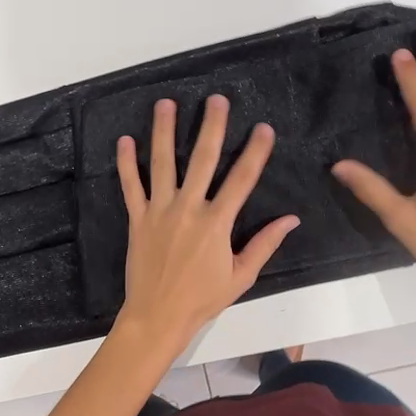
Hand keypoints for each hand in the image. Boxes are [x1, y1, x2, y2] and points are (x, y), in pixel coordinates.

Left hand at [114, 95, 299, 349]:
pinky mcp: (138, 220)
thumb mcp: (241, 276)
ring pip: (161, 164)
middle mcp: (188, 209)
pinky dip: (126, 164)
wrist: (157, 316)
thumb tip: (291, 219)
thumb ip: (265, 244)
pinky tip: (124, 140)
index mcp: (217, 223)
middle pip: (202, 160)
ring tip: (165, 103)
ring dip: (163, 132)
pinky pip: (131, 187)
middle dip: (211, 127)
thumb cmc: (202, 299)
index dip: (255, 152)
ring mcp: (160, 212)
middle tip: (216, 99)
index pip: (241, 180)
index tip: (264, 128)